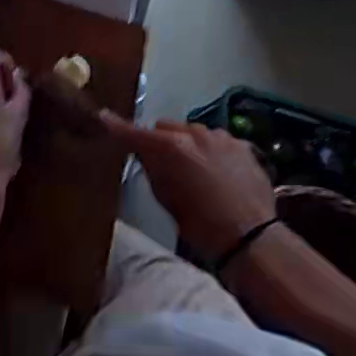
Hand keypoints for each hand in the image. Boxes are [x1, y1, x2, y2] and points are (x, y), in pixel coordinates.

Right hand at [103, 115, 276, 257]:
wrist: (252, 237)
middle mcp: (194, 132)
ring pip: (192, 132)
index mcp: (172, 147)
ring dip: (188, 145)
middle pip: (166, 128)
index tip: (103, 118)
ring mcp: (220, 135)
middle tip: (163, 165)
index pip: (136, 133)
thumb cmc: (203, 226)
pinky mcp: (240, 143)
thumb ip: (154, 171)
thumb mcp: (168, 202)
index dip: (118, 127)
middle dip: (161, 142)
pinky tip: (219, 174)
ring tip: (196, 171)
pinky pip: (217, 140)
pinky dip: (211, 151)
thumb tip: (147, 156)